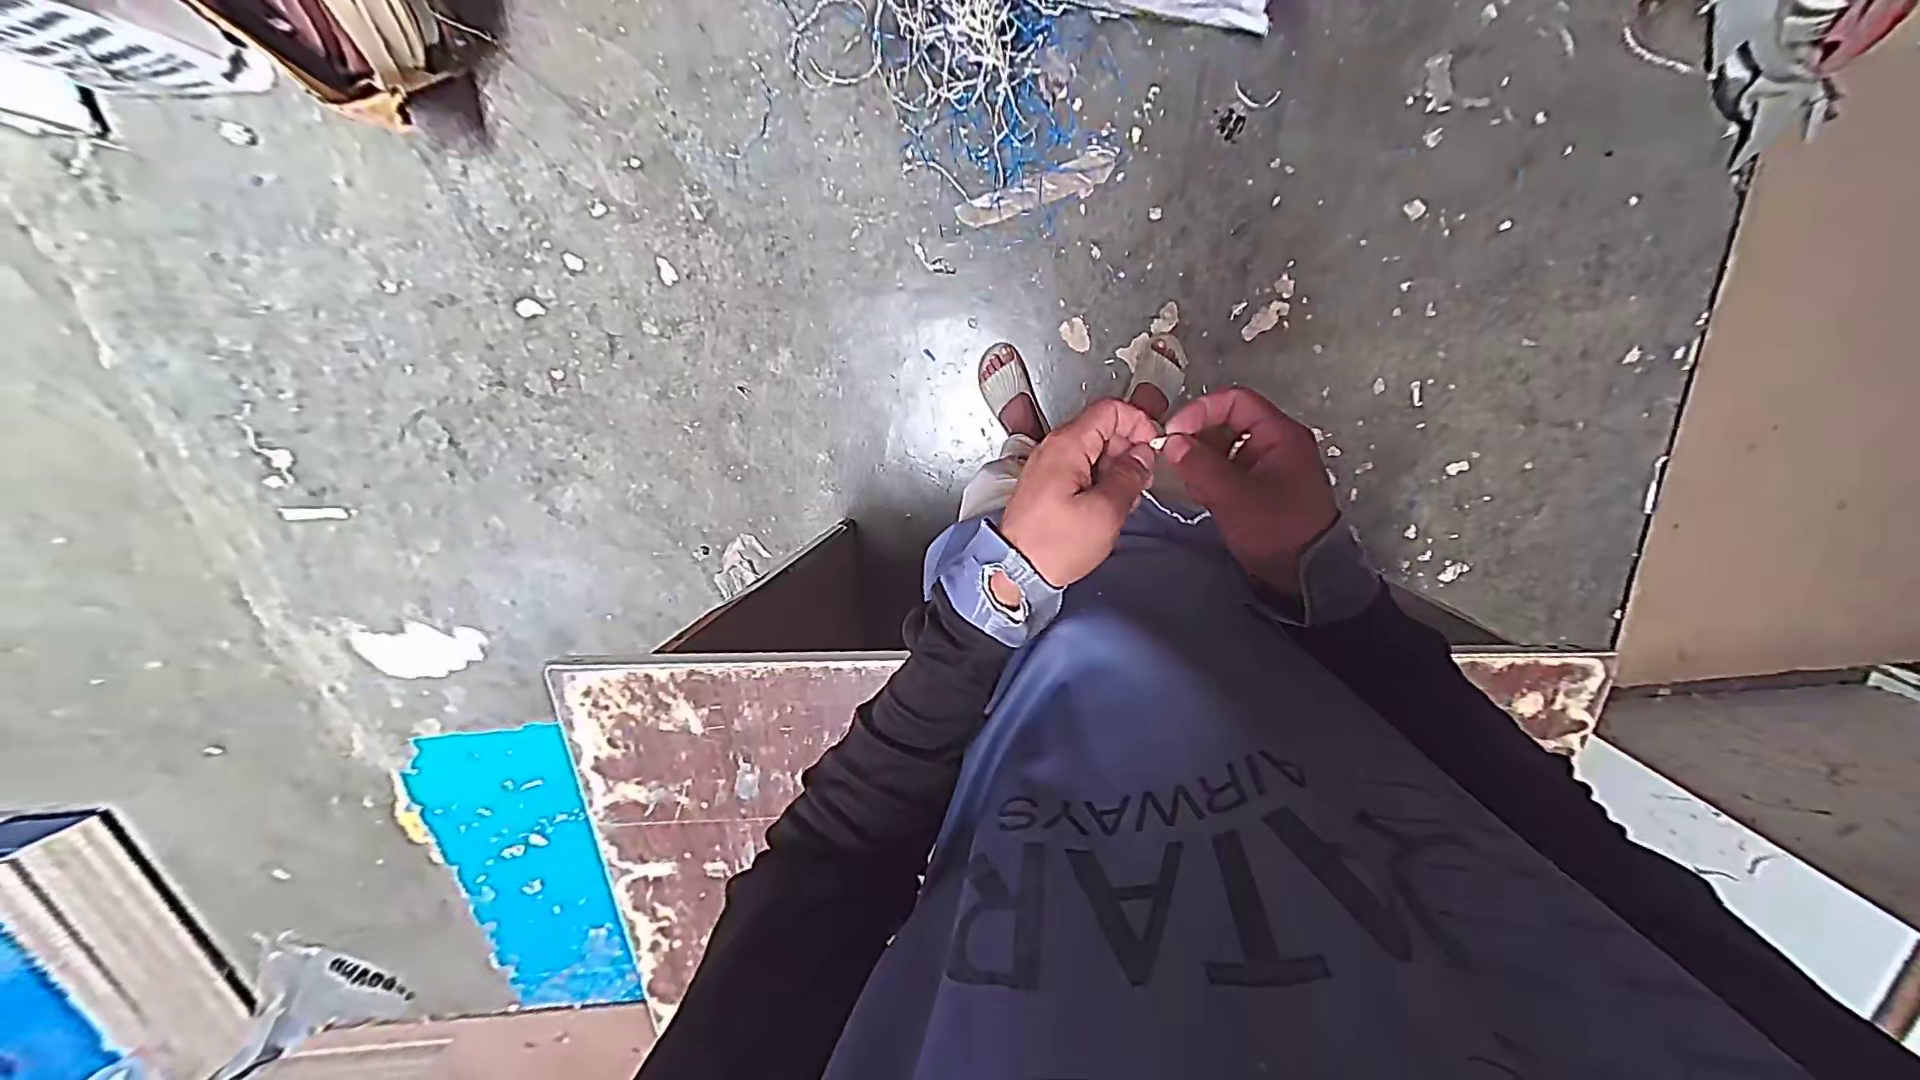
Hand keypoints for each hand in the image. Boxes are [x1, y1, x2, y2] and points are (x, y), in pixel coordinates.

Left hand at [998, 398, 1159, 586]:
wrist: (1016, 571)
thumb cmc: (1052, 546)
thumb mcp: (1106, 511)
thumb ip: (1129, 476)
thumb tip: (1143, 456)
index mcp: (1066, 446)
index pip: (1110, 409)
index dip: (1138, 422)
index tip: (1152, 446)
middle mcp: (1052, 449)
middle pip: (1100, 427)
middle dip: (1129, 447)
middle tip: (1142, 477)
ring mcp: (1046, 466)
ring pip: (1091, 449)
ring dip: (1115, 466)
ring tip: (1125, 497)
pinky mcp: (1044, 485)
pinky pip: (1078, 468)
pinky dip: (1098, 478)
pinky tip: (1106, 504)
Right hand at [1162, 387, 1336, 593]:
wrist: (1303, 576)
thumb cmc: (1277, 531)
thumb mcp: (1234, 496)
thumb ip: (1200, 465)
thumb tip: (1171, 441)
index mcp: (1279, 436)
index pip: (1235, 401)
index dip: (1201, 410)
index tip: (1174, 432)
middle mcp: (1272, 444)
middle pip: (1226, 421)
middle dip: (1196, 436)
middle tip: (1173, 456)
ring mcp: (1262, 466)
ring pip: (1221, 446)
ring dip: (1198, 458)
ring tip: (1187, 480)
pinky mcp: (1252, 487)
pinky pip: (1223, 468)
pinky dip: (1205, 475)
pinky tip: (1197, 492)